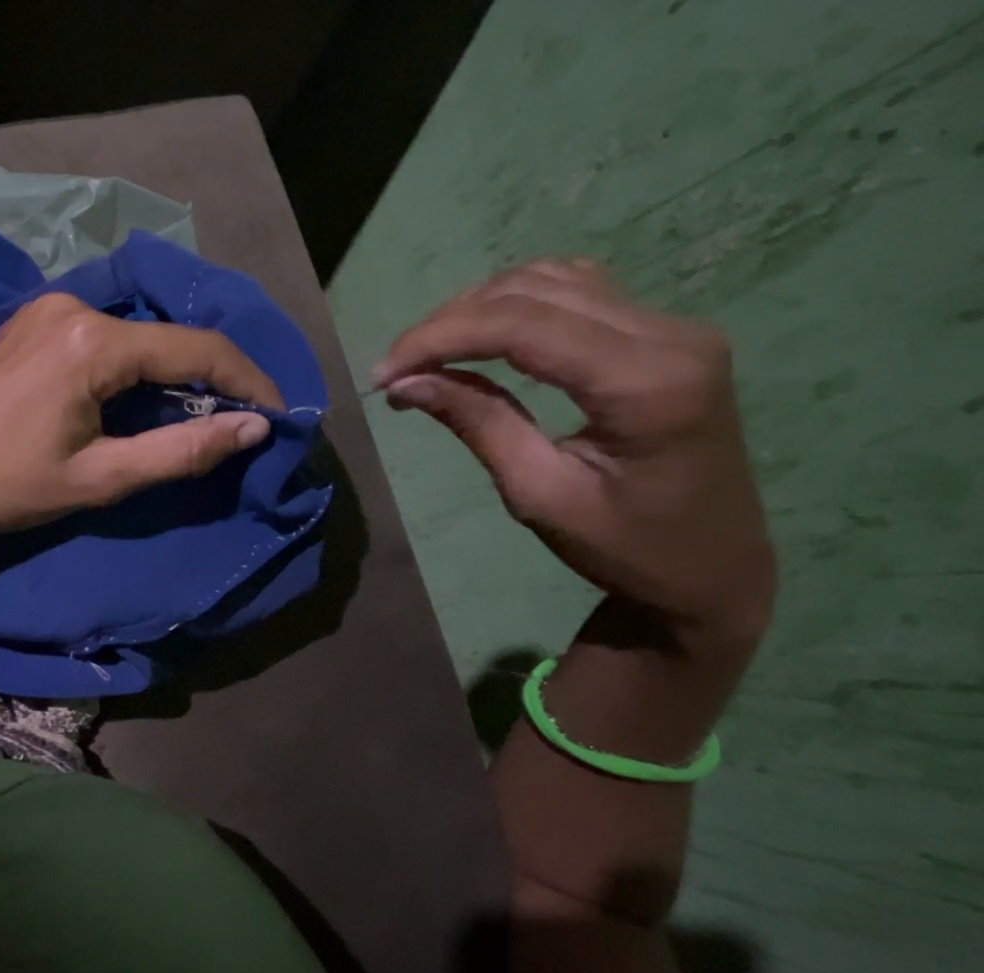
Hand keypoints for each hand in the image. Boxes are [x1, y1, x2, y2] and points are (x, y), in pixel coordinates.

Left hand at [0, 292, 284, 540]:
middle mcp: (73, 305)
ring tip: (194, 421)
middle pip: (166, 339)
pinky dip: (133, 368)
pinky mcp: (32, 321)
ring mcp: (48, 308)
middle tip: (237, 425)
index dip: (247, 381)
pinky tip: (139, 402)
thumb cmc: (4, 487)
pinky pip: (104, 338)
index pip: (196, 349)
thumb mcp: (100, 478)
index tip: (278, 416)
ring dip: (170, 376)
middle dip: (209, 382)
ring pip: (137, 337)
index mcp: (91, 341)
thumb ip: (182, 451)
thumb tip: (253, 428)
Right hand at [374, 258, 773, 639]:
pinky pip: (577, 291)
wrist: (715, 565)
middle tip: (395, 368)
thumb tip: (406, 383)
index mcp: (645, 385)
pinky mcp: (664, 332)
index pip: (524, 327)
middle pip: (534, 293)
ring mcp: (672, 327)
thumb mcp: (539, 494)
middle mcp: (668, 336)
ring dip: (478, 307)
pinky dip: (516, 303)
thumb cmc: (627, 547)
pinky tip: (481, 333)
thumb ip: (478, 424)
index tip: (384, 373)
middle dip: (450, 322)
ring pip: (552, 280)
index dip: (442, 337)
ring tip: (429, 352)